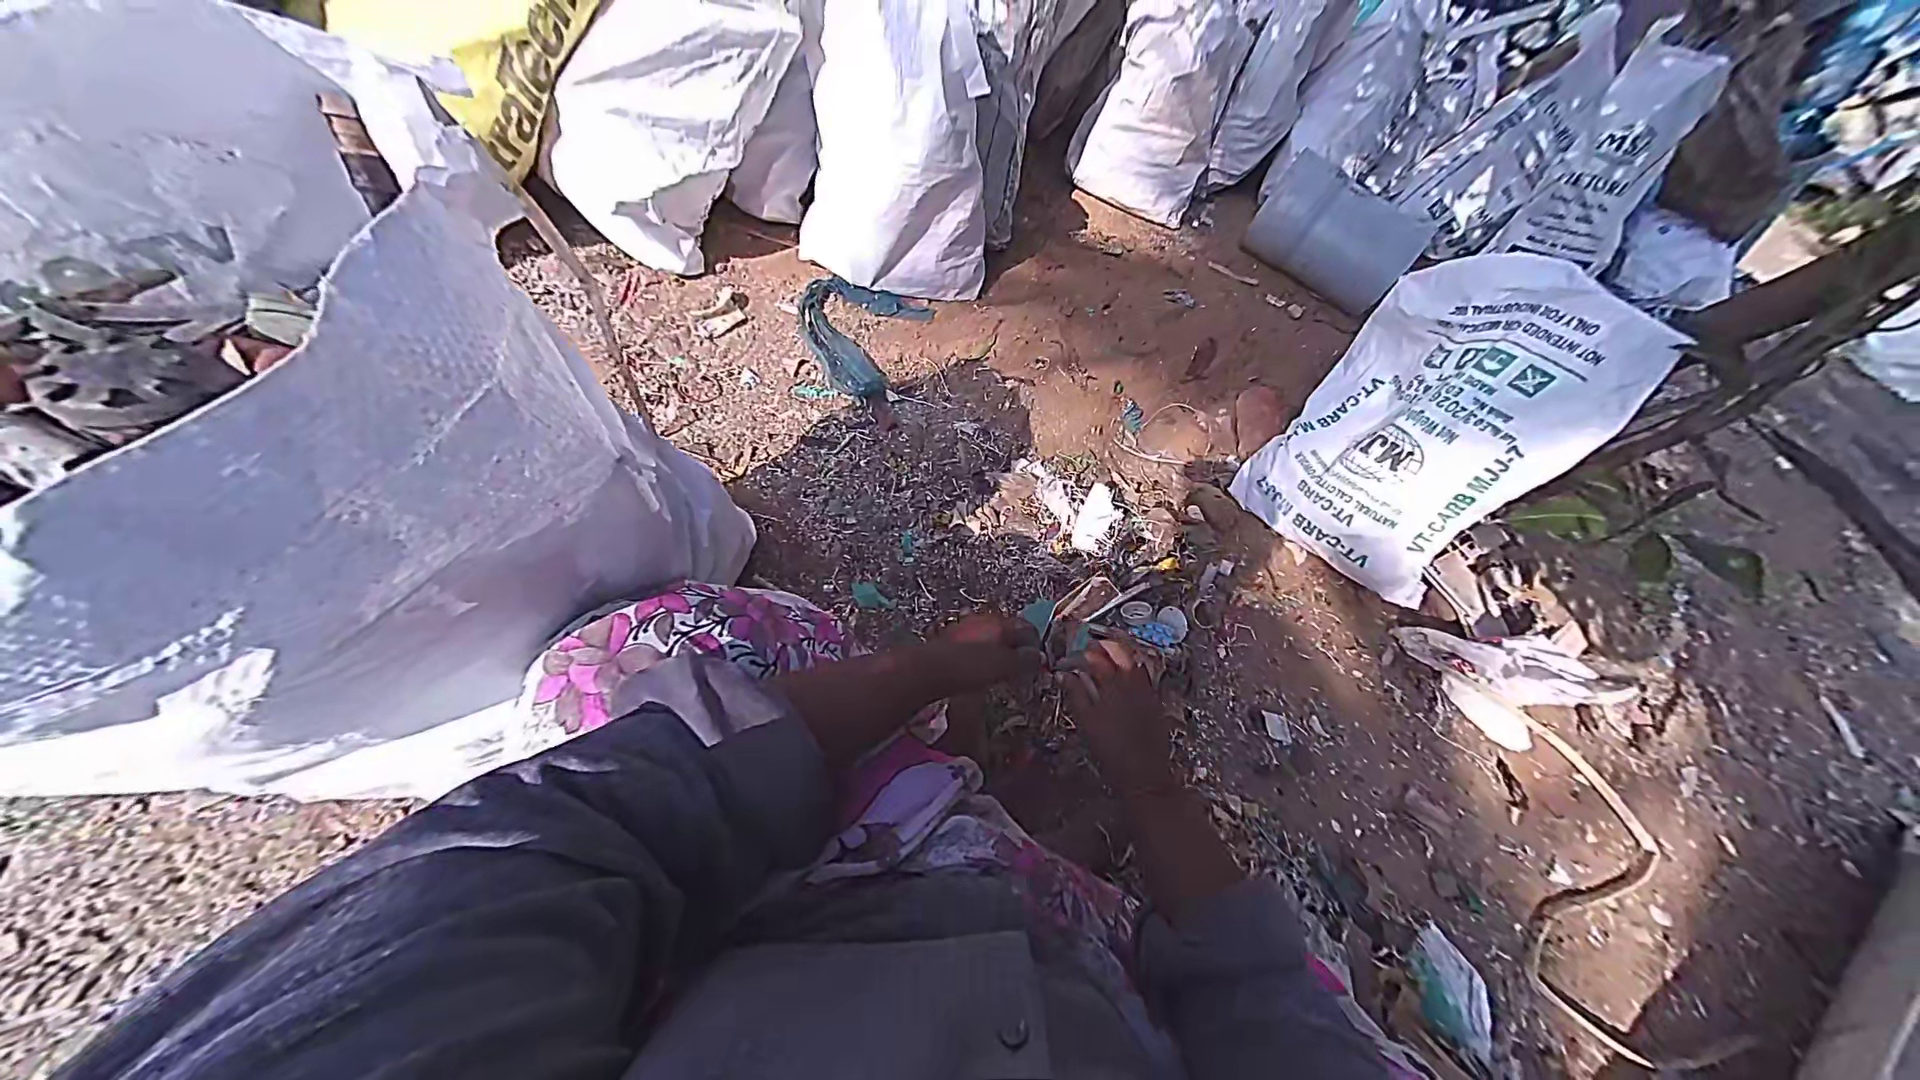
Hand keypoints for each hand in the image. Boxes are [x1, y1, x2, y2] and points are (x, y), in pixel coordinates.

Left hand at [929, 611, 1043, 692]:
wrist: (929, 669)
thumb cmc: (970, 667)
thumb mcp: (1003, 666)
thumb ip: (1023, 660)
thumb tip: (1038, 656)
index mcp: (1001, 623)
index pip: (1028, 629)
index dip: (1036, 646)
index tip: (1038, 664)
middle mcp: (984, 620)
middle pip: (1009, 631)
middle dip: (1018, 648)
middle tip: (1022, 670)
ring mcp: (966, 627)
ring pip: (992, 637)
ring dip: (1000, 652)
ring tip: (1002, 673)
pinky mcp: (951, 639)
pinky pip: (976, 644)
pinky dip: (984, 655)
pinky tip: (980, 671)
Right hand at [1060, 639, 1173, 794]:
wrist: (1144, 774)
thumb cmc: (1110, 750)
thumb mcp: (1086, 722)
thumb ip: (1075, 694)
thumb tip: (1064, 675)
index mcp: (1111, 685)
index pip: (1095, 658)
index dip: (1080, 654)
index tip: (1070, 658)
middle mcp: (1131, 682)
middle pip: (1118, 651)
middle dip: (1103, 645)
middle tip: (1090, 649)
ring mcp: (1146, 689)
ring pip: (1134, 658)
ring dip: (1119, 652)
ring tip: (1106, 656)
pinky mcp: (1155, 698)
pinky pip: (1145, 673)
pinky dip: (1133, 666)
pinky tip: (1124, 674)